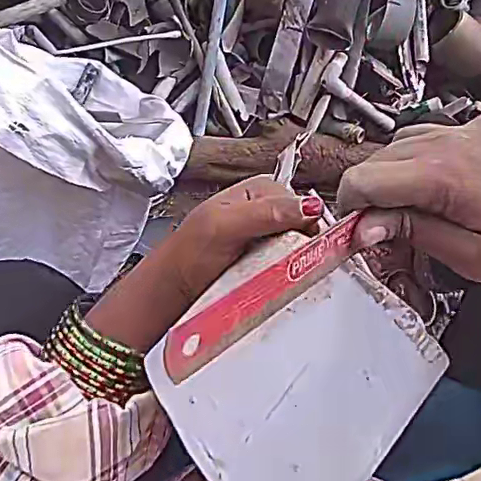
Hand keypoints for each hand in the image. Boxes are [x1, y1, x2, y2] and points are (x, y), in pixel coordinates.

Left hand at [87, 176, 320, 350]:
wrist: (172, 290)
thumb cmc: (189, 254)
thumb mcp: (224, 225)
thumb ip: (265, 212)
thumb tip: (308, 206)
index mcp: (260, 190)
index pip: (301, 203)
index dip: (307, 224)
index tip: (305, 245)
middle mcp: (268, 211)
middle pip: (305, 227)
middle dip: (303, 245)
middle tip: (288, 263)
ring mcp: (269, 239)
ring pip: (301, 248)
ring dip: (297, 264)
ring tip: (280, 274)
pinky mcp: (269, 264)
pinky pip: (291, 267)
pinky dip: (290, 275)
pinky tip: (280, 282)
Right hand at [336, 102, 480, 296]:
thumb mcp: (471, 258)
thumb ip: (413, 232)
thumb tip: (365, 226)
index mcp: (446, 171)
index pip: (365, 179)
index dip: (353, 212)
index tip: (361, 239)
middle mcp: (452, 143)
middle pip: (377, 162)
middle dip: (370, 200)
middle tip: (386, 238)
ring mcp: (466, 136)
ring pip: (398, 146)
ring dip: (392, 179)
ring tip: (410, 215)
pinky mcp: (479, 138)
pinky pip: (428, 135)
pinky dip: (416, 157)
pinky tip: (427, 180)